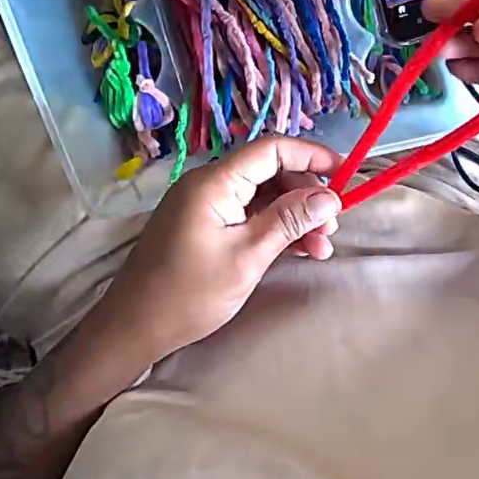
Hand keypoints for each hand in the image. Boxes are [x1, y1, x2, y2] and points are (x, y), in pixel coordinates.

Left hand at [90, 137, 342, 361]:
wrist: (132, 328)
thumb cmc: (189, 293)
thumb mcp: (247, 256)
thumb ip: (289, 221)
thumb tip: (330, 197)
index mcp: (215, 182)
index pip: (272, 149)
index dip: (312, 155)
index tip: (346, 174)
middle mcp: (210, 183)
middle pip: (270, 172)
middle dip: (306, 195)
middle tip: (331, 228)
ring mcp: (206, 204)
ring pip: (263, 196)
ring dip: (294, 216)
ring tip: (320, 248)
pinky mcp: (205, 224)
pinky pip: (248, 214)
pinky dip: (274, 228)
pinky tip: (299, 250)